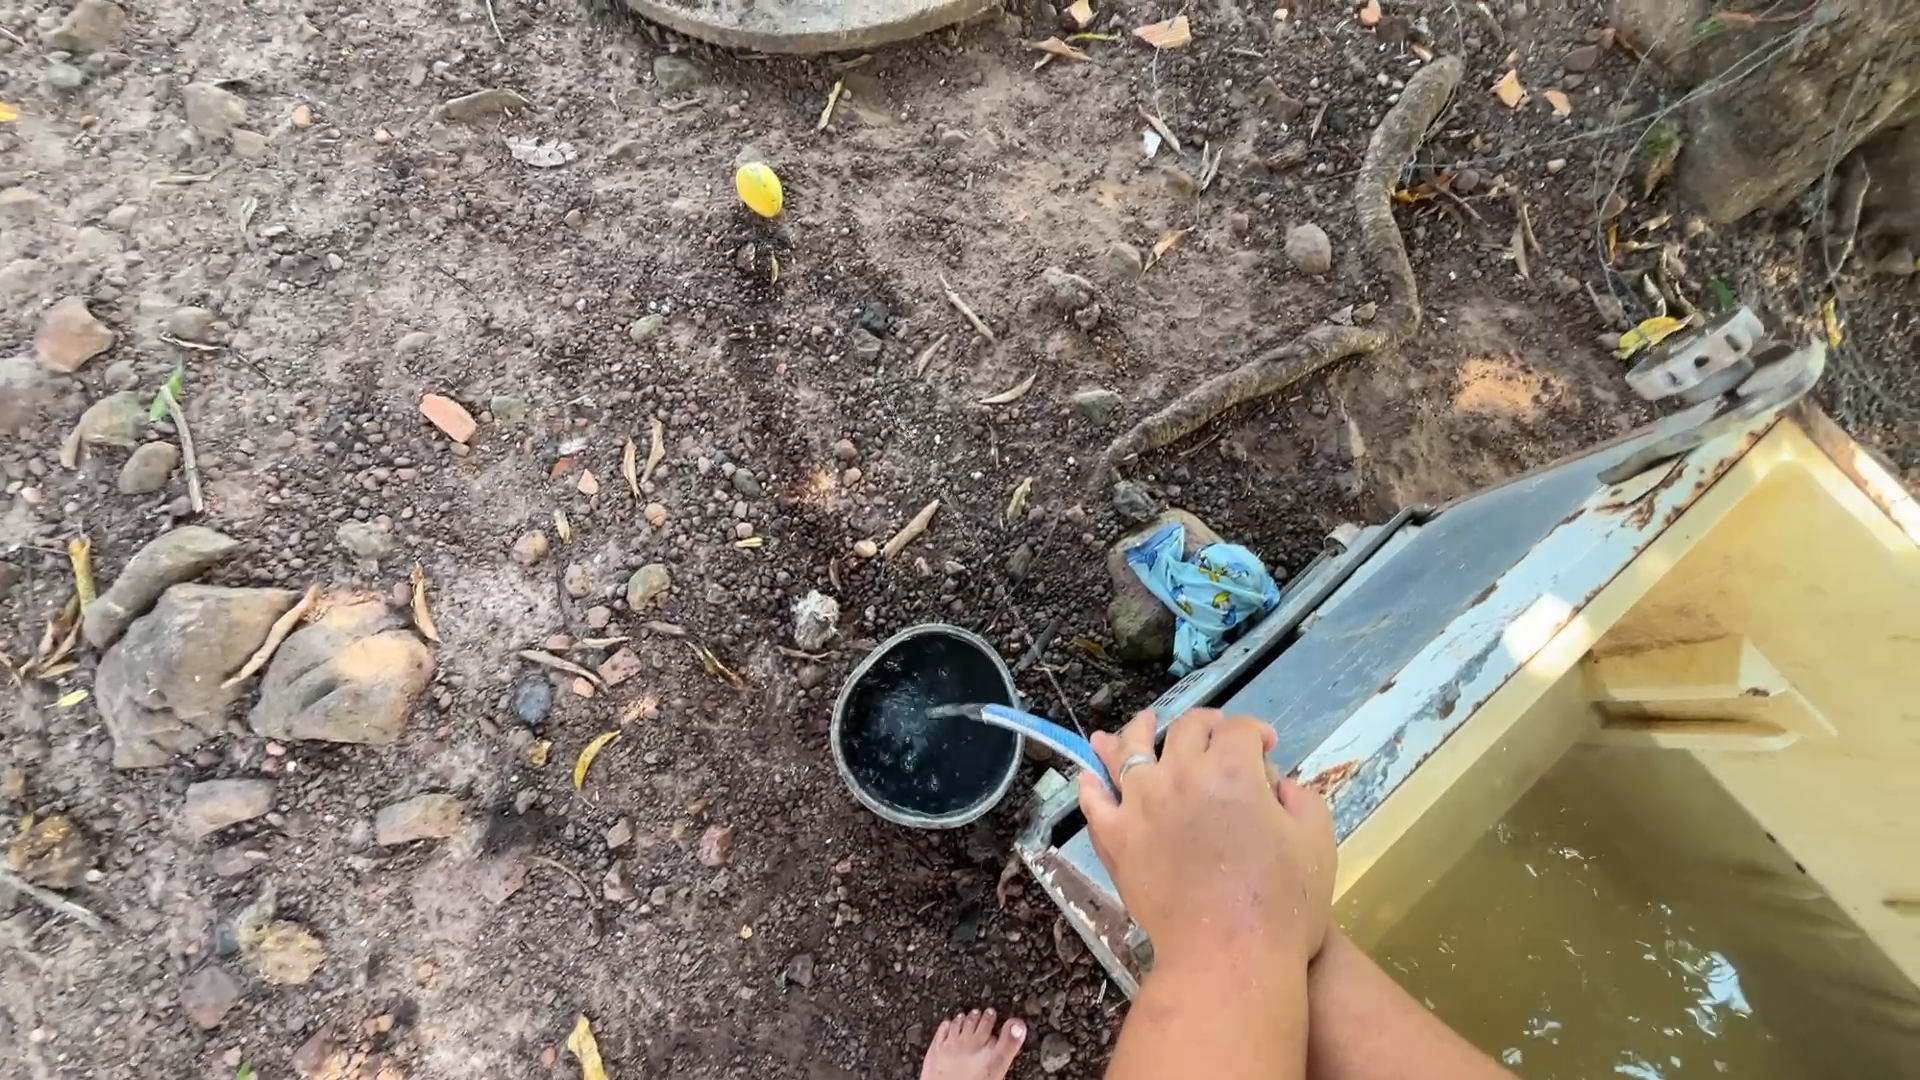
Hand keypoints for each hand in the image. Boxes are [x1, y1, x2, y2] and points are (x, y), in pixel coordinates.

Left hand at [1077, 708, 1336, 970]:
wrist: (1229, 955)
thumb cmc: (1282, 904)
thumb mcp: (1316, 844)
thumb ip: (1301, 798)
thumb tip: (1277, 781)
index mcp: (1231, 770)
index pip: (1240, 729)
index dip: (1257, 731)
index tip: (1266, 744)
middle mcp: (1180, 773)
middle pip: (1186, 730)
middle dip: (1206, 723)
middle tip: (1215, 729)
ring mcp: (1140, 802)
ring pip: (1131, 750)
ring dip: (1138, 730)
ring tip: (1142, 722)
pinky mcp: (1115, 834)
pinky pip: (1095, 800)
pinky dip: (1091, 783)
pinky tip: (1089, 772)